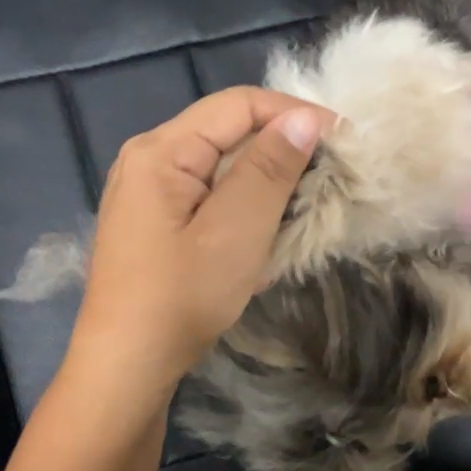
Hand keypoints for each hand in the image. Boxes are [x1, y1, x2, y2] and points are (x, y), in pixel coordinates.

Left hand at [70, 87, 331, 386]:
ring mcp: (147, 195)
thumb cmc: (182, 297)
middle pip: (227, 133)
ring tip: (304, 210)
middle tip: (329, 178)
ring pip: (221, 169)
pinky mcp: (154, 225)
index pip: (238, 105)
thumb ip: (269, 169)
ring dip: (266, 184)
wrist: (126, 365)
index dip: (294, 114)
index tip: (343, 142)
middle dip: (282, 150)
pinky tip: (266, 237)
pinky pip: (208, 199)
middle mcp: (148, 160)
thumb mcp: (236, 230)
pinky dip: (243, 209)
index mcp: (161, 151)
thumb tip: (305, 118)